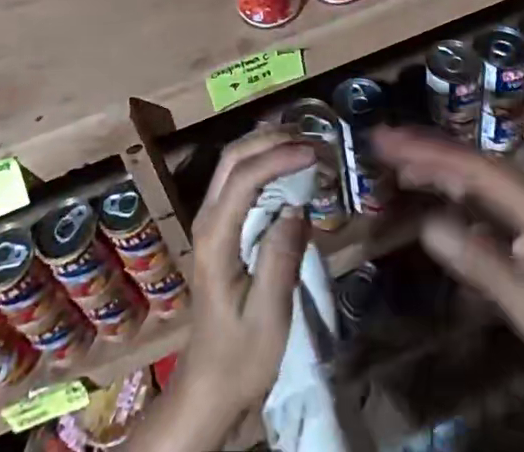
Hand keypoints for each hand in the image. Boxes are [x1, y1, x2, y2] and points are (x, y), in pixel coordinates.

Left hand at [155, 130, 315, 437]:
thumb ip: (280, 257)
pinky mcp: (221, 230)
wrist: (210, 382)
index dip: (279, 157)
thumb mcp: (269, 314)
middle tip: (315, 140)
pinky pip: (240, 184)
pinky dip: (265, 167)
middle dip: (272, 140)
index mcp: (215, 235)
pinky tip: (291, 171)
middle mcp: (207, 218)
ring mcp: (211, 221)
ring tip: (308, 147)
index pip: (244, 177)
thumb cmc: (241, 355)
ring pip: (234, 166)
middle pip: (233, 159)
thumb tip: (297, 207)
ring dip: (267, 149)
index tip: (317, 152)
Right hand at [371, 126, 523, 378]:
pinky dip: (443, 177)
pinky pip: (473, 186)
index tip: (392, 143)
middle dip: (424, 146)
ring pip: (470, 169)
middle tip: (380, 138)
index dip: (430, 153)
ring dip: (431, 158)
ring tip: (390, 151)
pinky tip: (420, 178)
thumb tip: (426, 225)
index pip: (475, 169)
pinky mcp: (516, 216)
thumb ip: (478, 261)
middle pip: (470, 160)